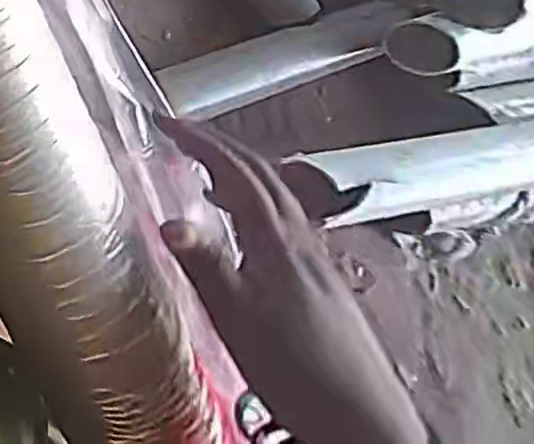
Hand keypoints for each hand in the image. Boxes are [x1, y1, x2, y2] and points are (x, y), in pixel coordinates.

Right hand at [156, 118, 428, 443]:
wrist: (367, 427)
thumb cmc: (299, 372)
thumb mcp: (237, 316)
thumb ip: (204, 264)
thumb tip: (167, 220)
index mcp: (277, 239)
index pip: (236, 170)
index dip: (199, 139)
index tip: (165, 121)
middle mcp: (300, 239)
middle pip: (261, 172)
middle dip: (218, 143)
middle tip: (180, 131)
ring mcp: (315, 259)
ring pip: (275, 194)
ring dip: (236, 169)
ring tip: (203, 168)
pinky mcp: (320, 281)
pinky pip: (282, 220)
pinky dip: (253, 201)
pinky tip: (240, 224)